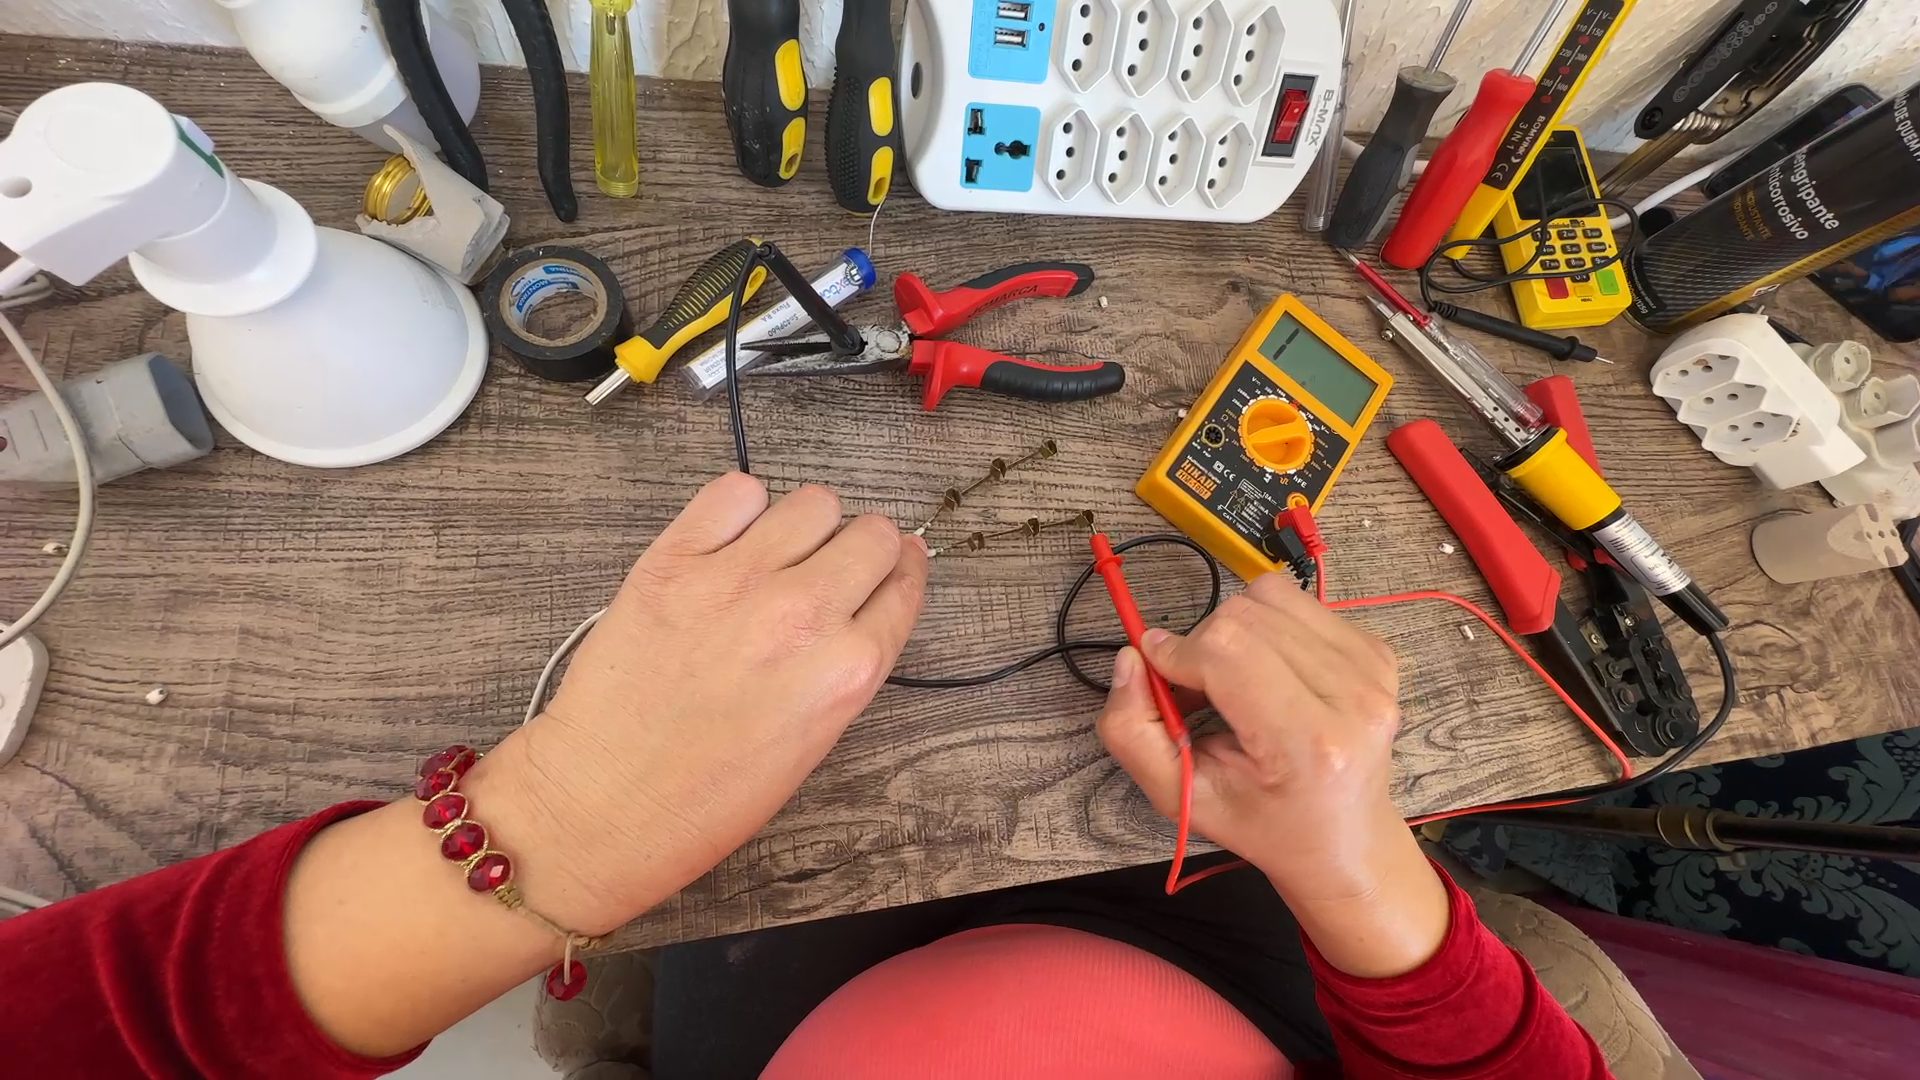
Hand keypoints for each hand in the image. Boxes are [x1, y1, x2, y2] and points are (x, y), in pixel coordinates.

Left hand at [469, 473, 928, 934]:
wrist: (603, 807)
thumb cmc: (713, 793)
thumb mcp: (816, 735)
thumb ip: (852, 660)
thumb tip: (870, 597)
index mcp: (849, 670)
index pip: (905, 584)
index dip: (904, 570)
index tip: (896, 564)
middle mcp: (804, 616)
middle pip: (874, 533)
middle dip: (864, 548)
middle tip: (834, 568)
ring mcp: (738, 582)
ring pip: (815, 503)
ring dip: (809, 527)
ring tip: (780, 556)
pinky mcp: (673, 562)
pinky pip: (736, 492)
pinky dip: (742, 509)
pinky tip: (732, 542)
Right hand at [1095, 573, 1448, 976]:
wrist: (1345, 840)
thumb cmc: (1262, 822)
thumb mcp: (1178, 797)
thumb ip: (1130, 731)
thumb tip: (1131, 656)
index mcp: (1309, 743)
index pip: (1225, 650)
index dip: (1176, 653)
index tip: (1161, 678)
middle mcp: (1354, 698)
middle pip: (1241, 616)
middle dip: (1200, 644)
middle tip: (1197, 690)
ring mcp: (1372, 669)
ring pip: (1265, 596)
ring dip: (1232, 630)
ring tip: (1234, 678)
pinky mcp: (1378, 650)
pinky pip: (1294, 601)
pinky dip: (1265, 624)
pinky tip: (1270, 669)